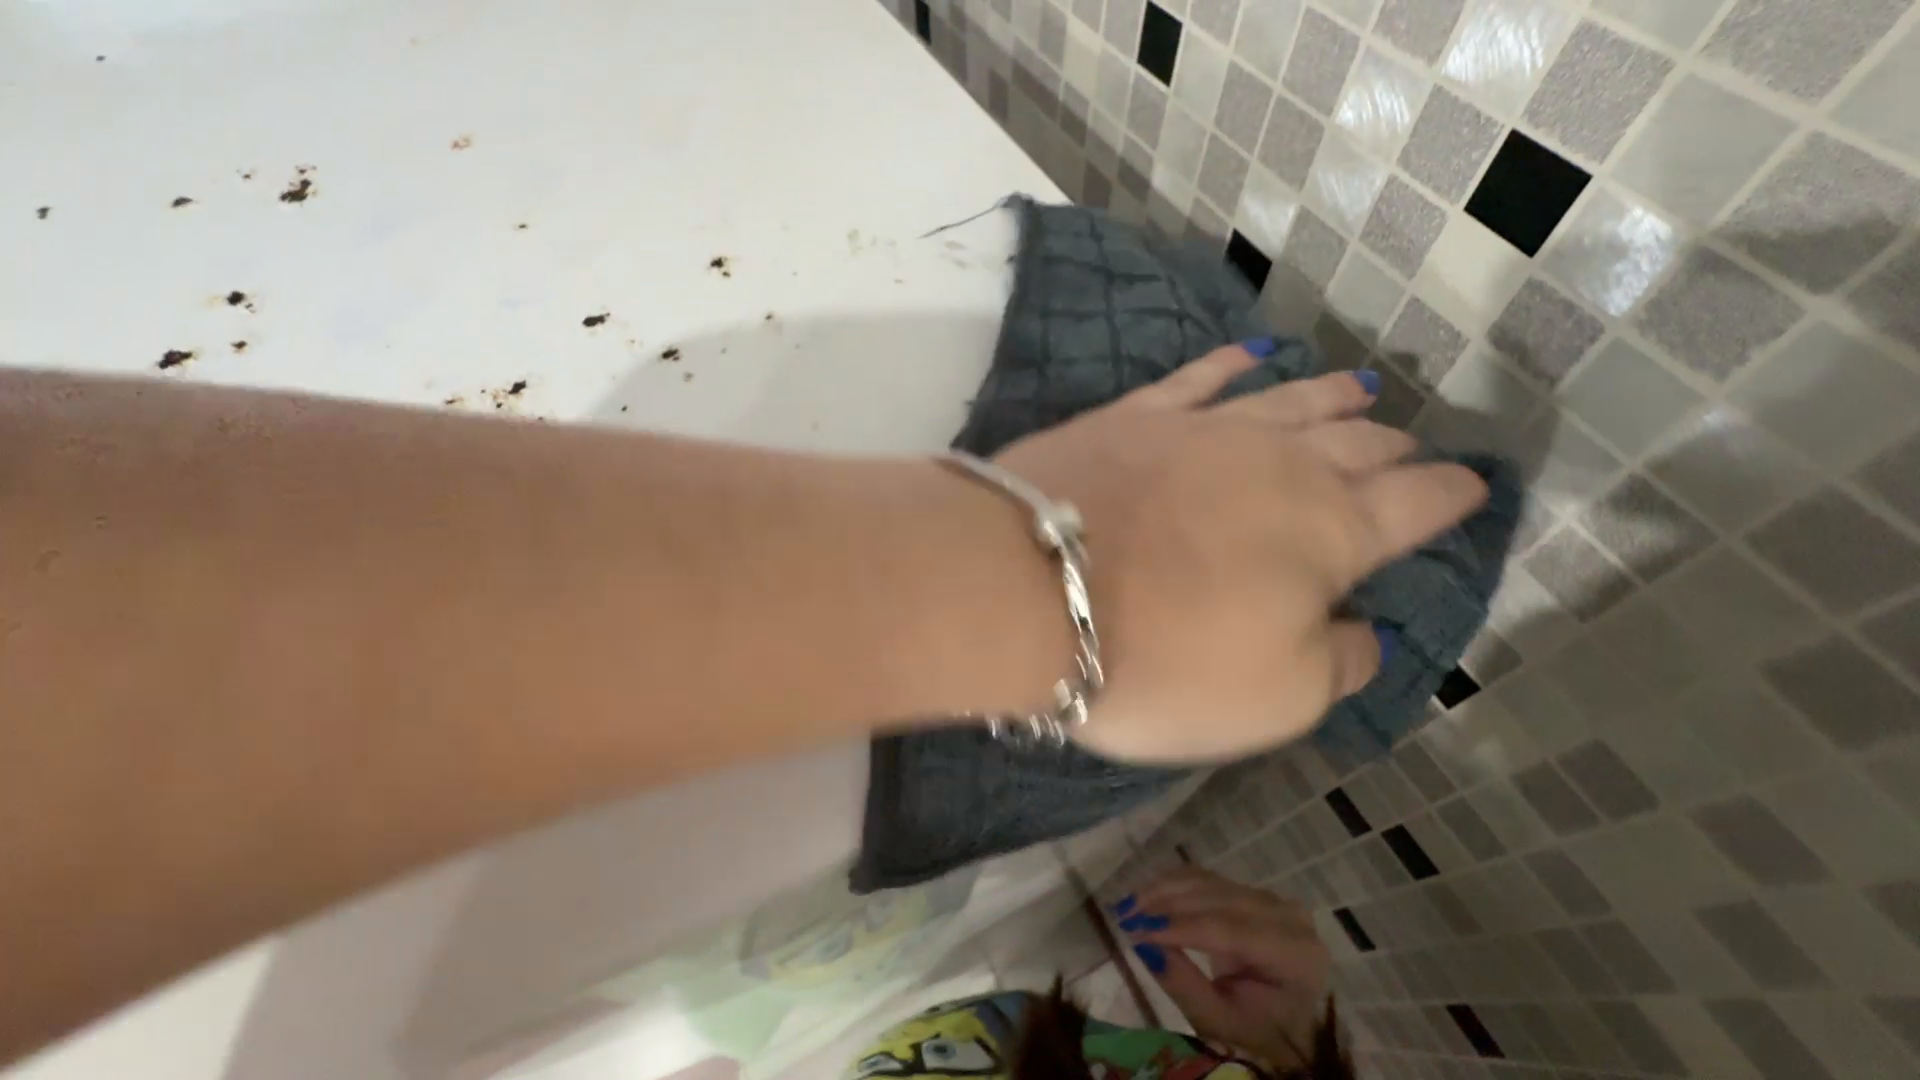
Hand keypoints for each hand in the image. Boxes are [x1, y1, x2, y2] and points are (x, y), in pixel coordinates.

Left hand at [992, 340, 1486, 762]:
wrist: (1030, 591)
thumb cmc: (1163, 659)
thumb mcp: (1276, 696)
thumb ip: (1337, 661)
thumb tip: (1361, 631)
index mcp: (1328, 532)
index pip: (1410, 506)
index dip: (1447, 497)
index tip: (1474, 484)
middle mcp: (1276, 465)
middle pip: (1351, 447)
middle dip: (1389, 448)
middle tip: (1411, 443)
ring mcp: (1200, 432)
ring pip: (1285, 401)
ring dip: (1328, 396)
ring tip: (1361, 386)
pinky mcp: (1130, 420)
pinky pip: (1195, 380)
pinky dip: (1228, 366)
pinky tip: (1249, 354)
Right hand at [1117, 867, 1331, 1066]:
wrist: (1290, 1028)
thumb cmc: (1258, 1032)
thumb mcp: (1220, 1021)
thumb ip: (1184, 984)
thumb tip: (1143, 943)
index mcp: (1295, 953)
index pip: (1231, 929)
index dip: (1180, 927)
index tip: (1135, 930)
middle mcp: (1288, 916)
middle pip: (1218, 899)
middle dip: (1166, 904)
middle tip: (1124, 916)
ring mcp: (1271, 899)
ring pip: (1209, 883)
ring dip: (1164, 889)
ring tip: (1127, 905)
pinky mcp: (1251, 892)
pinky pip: (1208, 879)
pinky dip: (1173, 884)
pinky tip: (1145, 894)